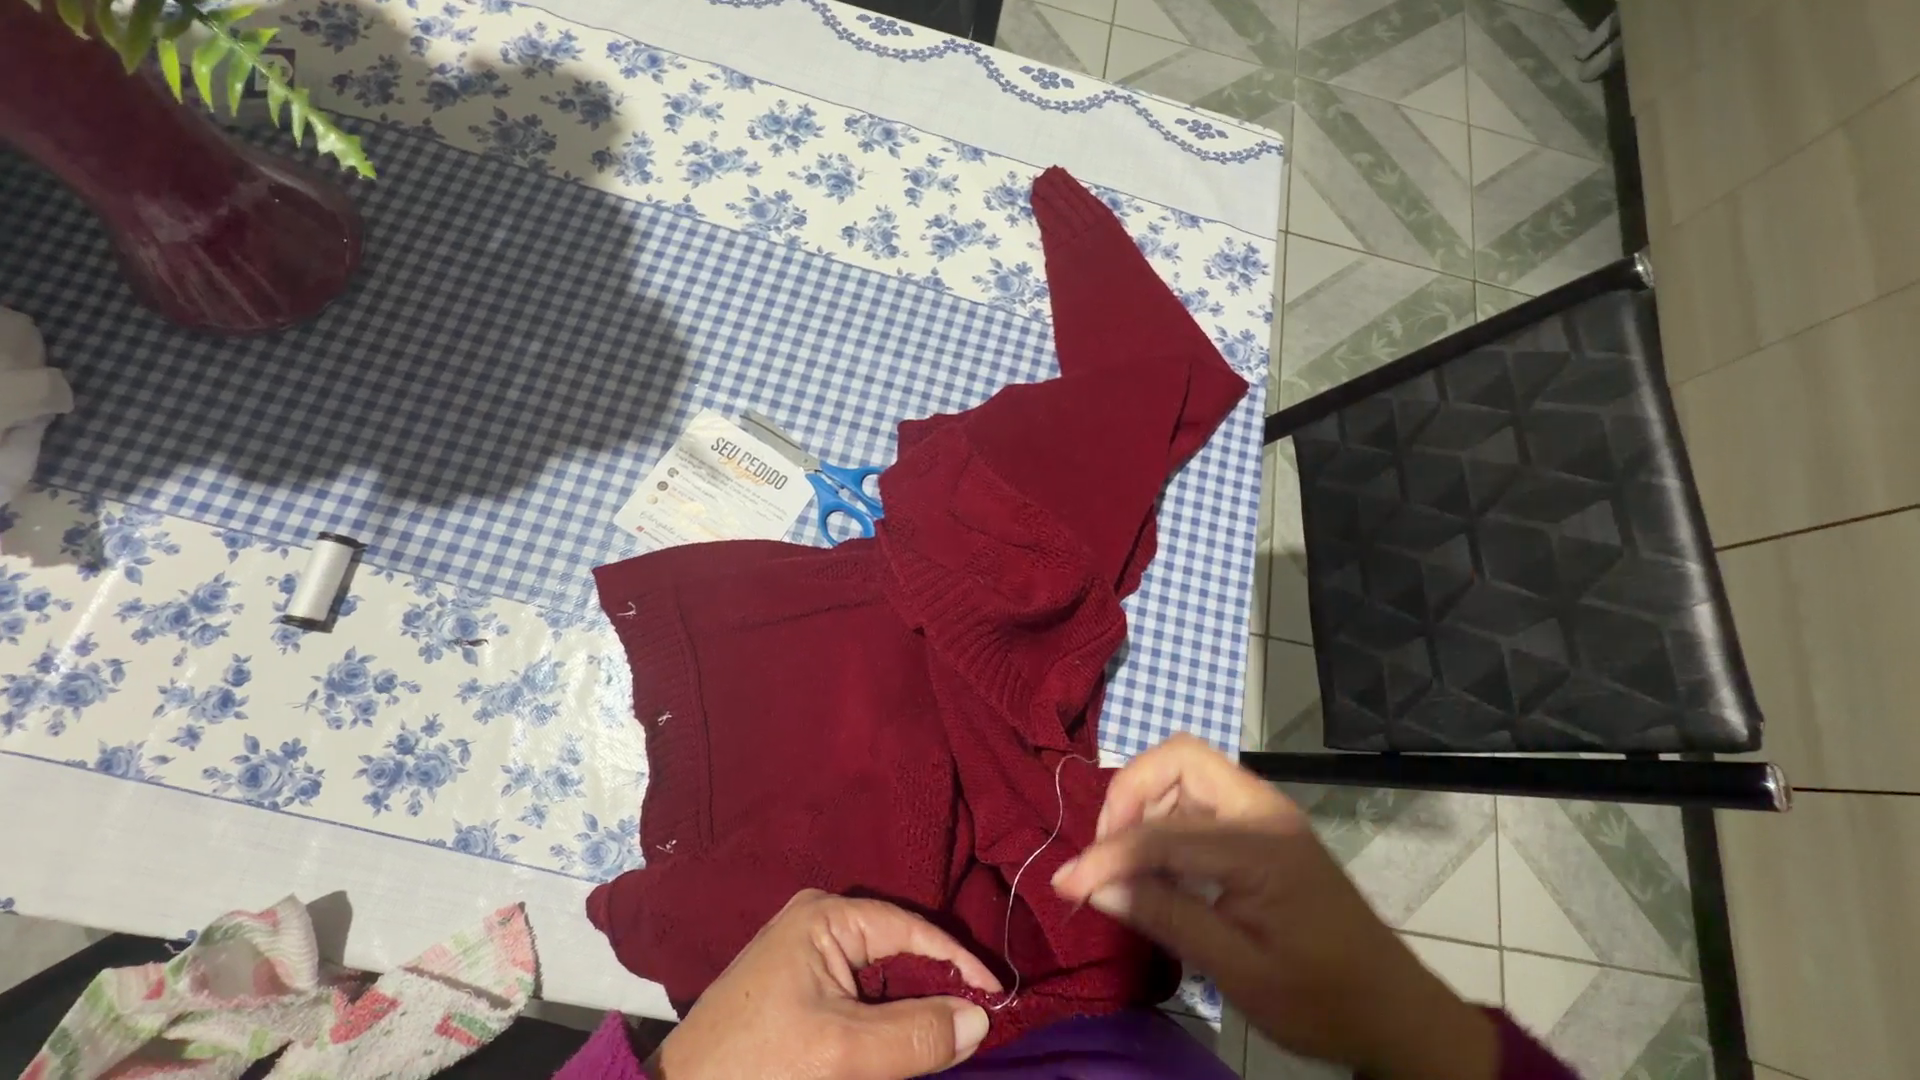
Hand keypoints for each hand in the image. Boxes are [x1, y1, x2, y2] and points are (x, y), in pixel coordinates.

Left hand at [649, 889, 998, 1079]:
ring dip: (914, 1005)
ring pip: (883, 974)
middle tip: (977, 1023)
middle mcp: (820, 919)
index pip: (912, 931)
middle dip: (938, 986)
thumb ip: (914, 1035)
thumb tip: (980, 1018)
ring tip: (950, 1035)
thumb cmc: (758, 1066)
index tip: (998, 998)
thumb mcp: (841, 1052)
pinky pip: (862, 990)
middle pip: (899, 949)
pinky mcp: (801, 982)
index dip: (958, 963)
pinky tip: (906, 1042)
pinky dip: (888, 1016)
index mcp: (827, 915)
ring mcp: (808, 949)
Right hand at [1050, 736, 1497, 1079]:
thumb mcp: (1239, 971)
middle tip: (1106, 852)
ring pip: (1187, 772)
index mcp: (1260, 843)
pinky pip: (1200, 798)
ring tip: (1125, 862)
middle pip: (1180, 758)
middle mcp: (1262, 809)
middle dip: (1129, 794)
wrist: (1393, 1010)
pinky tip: (1158, 868)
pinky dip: (1166, 818)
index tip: (1066, 885)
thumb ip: (1167, 918)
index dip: (1106, 855)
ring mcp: (1264, 813)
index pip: (1162, 831)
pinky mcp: (1262, 827)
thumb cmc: (1320, 998)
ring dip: (1146, 803)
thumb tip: (1096, 887)